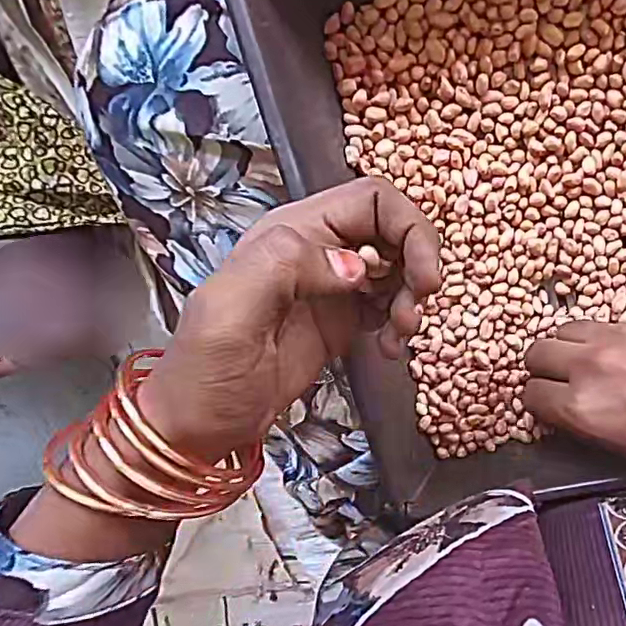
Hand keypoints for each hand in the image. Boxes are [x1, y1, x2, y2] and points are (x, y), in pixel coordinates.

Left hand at [140, 178, 442, 462]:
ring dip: (412, 298)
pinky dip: (401, 323)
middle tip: (416, 310)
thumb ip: (287, 266)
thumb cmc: (204, 370)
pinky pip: (390, 305)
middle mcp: (319, 250)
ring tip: (400, 334)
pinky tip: (389, 347)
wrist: (201, 425)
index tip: (424, 276)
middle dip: (418, 265)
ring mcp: (333, 286)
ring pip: (398, 268)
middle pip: (394, 231)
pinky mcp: (342, 320)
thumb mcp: (229, 309)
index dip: (410, 228)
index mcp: (293, 232)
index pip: (372, 200)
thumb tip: (357, 266)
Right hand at [524, 322, 625, 486]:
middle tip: (559, 383)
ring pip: (563, 330)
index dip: (539, 404)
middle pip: (537, 353)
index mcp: (581, 408)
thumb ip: (585, 423)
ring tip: (584, 364)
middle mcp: (590, 366)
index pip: (531, 395)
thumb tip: (567, 411)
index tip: (549, 408)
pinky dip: (595, 338)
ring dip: (565, 347)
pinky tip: (616, 355)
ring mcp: (615, 338)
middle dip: (543, 370)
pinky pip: (599, 325)